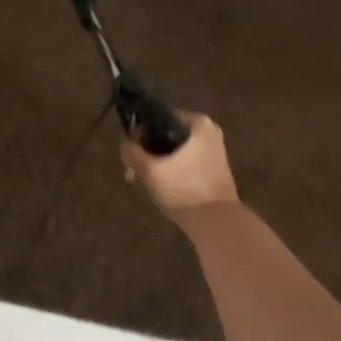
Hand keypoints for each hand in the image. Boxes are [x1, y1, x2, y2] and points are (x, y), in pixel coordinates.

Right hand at [119, 113, 239, 222]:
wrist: (216, 223)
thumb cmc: (184, 190)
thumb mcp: (150, 171)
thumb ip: (133, 153)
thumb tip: (125, 143)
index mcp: (199, 123)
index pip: (160, 118)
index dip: (141, 133)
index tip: (132, 152)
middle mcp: (210, 132)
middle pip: (169, 135)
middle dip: (150, 152)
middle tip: (136, 171)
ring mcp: (215, 151)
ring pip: (177, 151)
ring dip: (160, 163)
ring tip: (146, 181)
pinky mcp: (215, 170)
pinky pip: (187, 162)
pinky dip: (174, 171)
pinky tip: (162, 187)